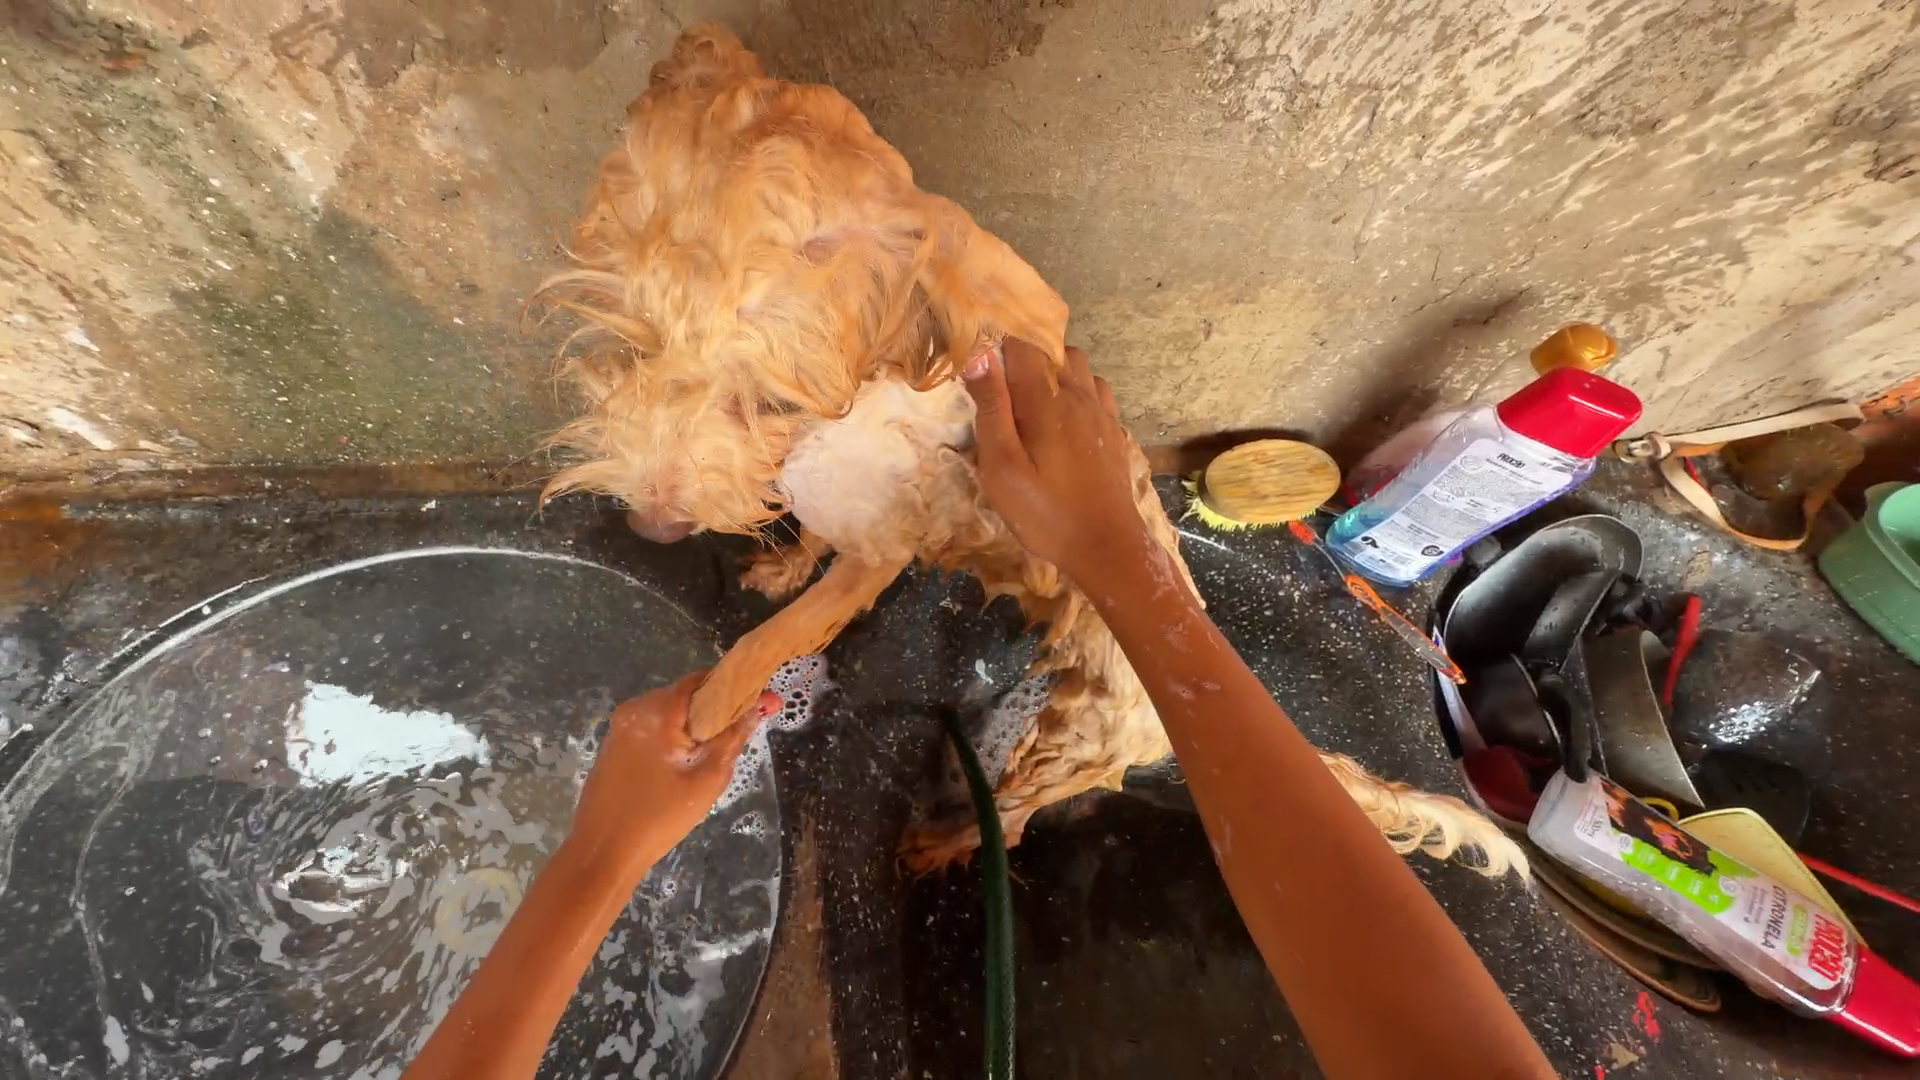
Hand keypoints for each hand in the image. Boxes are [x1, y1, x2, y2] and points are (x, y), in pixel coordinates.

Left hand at [568, 673, 777, 865]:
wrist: (601, 856)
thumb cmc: (659, 817)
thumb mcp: (708, 778)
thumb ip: (735, 736)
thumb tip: (761, 704)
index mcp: (657, 709)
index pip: (706, 679)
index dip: (739, 689)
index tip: (765, 705)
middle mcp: (636, 708)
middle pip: (689, 695)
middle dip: (719, 710)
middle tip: (743, 736)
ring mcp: (621, 727)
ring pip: (673, 713)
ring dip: (698, 726)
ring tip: (715, 756)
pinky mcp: (615, 745)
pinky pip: (656, 728)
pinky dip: (677, 737)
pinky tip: (686, 765)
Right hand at [961, 337, 1155, 582]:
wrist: (1106, 547)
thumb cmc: (1045, 513)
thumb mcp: (1003, 468)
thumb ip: (991, 409)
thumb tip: (979, 354)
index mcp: (1047, 401)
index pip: (1021, 347)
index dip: (997, 347)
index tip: (979, 367)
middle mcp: (1079, 396)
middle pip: (1052, 351)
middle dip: (1025, 359)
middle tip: (1001, 392)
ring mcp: (1102, 413)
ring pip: (1079, 368)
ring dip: (1054, 373)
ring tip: (1032, 404)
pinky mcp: (1114, 432)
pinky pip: (1097, 391)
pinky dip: (1078, 391)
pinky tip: (1065, 419)